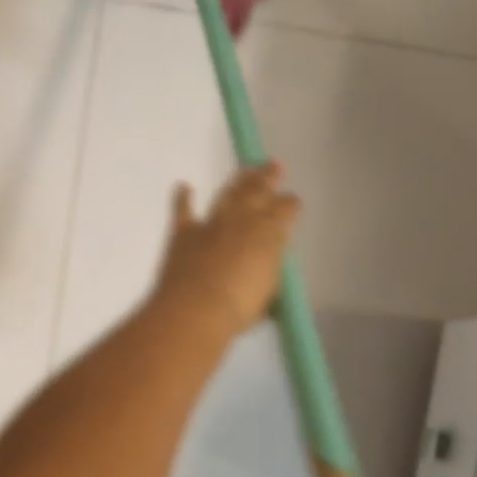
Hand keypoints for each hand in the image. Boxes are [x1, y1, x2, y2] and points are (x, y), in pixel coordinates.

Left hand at [151, 162, 298, 337]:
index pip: (287, 209)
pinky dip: (183, 197)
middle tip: (274, 165)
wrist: (195, 311)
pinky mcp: (184, 233)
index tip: (293, 203)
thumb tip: (267, 263)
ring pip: (229, 194)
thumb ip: (270, 270)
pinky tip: (184, 187)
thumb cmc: (239, 309)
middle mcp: (243, 219)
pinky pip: (183, 209)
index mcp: (270, 233)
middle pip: (259, 190)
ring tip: (246, 170)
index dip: (290, 205)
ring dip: (238, 181)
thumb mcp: (269, 292)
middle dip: (269, 177)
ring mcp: (212, 223)